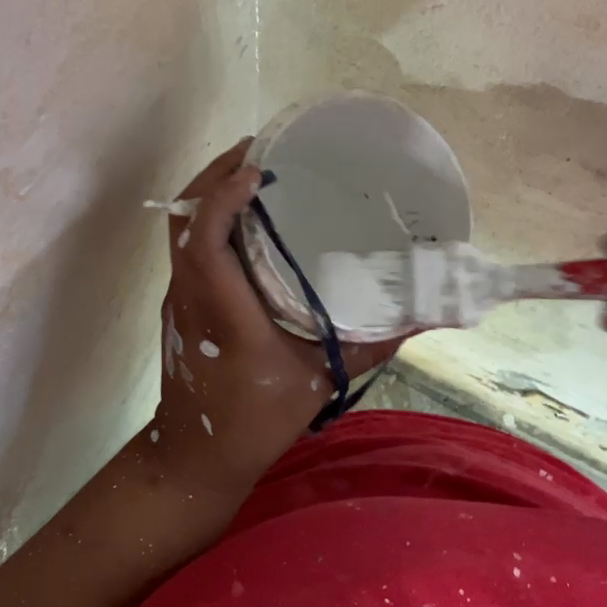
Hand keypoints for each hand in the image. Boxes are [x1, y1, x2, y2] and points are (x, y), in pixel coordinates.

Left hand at [152, 139, 401, 491]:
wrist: (193, 457)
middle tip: (258, 150)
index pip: (205, 240)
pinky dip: (207, 214)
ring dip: (208, 191)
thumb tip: (428, 314)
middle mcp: (192, 294)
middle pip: (184, 217)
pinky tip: (243, 216)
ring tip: (250, 172)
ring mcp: (178, 296)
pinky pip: (185, 242)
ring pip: (179, 227)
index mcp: (224, 313)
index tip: (258, 170)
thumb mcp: (321, 381)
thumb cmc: (256, 421)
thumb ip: (374, 345)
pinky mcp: (178, 301)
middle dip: (214, 174)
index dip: (223, 197)